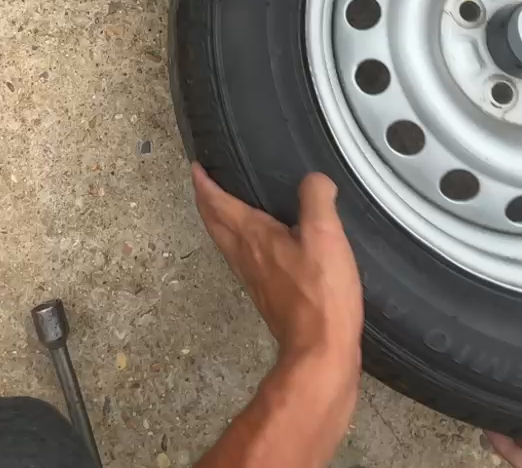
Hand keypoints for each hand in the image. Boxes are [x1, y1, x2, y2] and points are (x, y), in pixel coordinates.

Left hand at [191, 163, 362, 371]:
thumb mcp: (325, 236)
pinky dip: (234, 240)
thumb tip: (315, 179)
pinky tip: (251, 246)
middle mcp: (244, 254)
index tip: (195, 169)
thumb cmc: (320, 295)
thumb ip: (316, 199)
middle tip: (201, 183)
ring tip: (220, 208)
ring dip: (216, 220)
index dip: (204, 183)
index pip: (217, 203)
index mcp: (252, 235)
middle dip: (204, 200)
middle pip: (213, 221)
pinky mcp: (264, 295)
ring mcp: (251, 277)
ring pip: (223, 240)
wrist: (319, 352)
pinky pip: (238, 257)